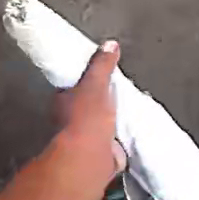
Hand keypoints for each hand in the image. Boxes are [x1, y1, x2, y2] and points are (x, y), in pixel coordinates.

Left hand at [55, 40, 121, 173]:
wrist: (91, 155)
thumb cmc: (86, 117)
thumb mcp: (95, 84)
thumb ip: (102, 65)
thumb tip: (110, 43)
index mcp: (62, 100)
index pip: (73, 85)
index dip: (87, 80)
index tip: (102, 76)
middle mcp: (69, 118)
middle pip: (88, 104)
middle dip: (103, 100)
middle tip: (123, 92)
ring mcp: (84, 135)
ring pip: (101, 122)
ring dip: (114, 119)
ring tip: (133, 110)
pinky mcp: (101, 150)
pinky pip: (115, 138)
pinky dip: (124, 135)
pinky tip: (137, 130)